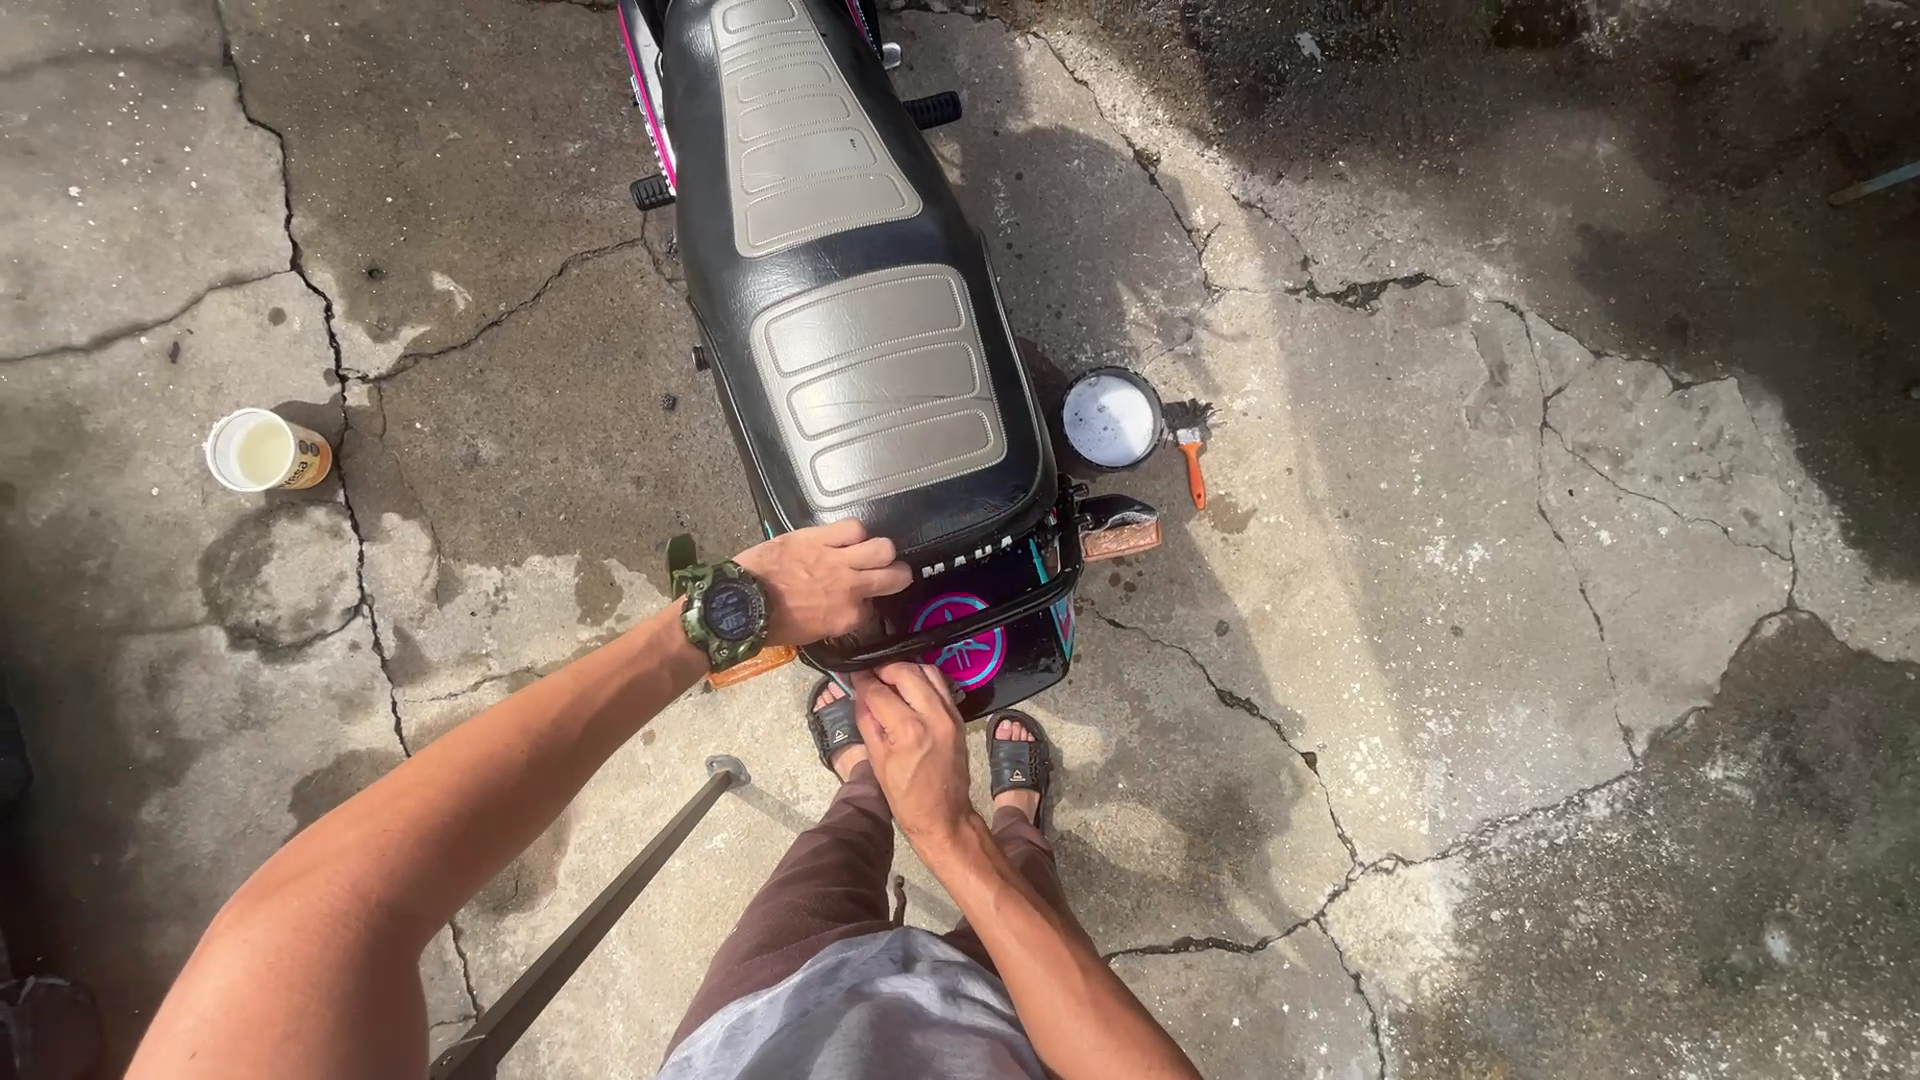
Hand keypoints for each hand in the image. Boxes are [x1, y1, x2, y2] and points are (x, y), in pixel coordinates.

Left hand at [732, 520, 911, 646]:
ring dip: (880, 551)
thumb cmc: (771, 624)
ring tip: (870, 551)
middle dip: (897, 575)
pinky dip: (854, 532)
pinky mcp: (819, 537)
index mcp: (847, 617)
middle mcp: (851, 588)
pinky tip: (848, 536)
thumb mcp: (810, 633)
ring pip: (883, 548)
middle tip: (891, 573)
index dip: (868, 605)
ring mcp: (838, 560)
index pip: (873, 610)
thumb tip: (844, 609)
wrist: (741, 602)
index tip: (860, 603)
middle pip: (895, 576)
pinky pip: (853, 527)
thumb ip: (835, 620)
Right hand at [852, 663, 975, 848]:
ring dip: (905, 669)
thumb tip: (859, 692)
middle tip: (870, 674)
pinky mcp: (958, 717)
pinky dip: (923, 679)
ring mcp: (950, 714)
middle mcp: (933, 715)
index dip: (862, 679)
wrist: (944, 815)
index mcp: (909, 730)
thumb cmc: (906, 796)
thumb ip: (867, 720)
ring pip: (927, 671)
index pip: (880, 691)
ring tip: (889, 677)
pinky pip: (940, 685)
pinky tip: (909, 686)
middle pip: (905, 672)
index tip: (852, 672)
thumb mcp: (877, 760)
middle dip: (883, 668)